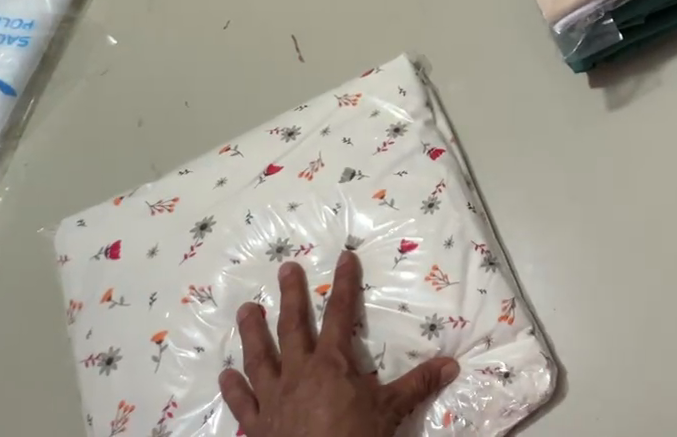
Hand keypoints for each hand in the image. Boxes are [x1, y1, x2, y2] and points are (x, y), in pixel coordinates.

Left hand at [221, 250, 457, 436]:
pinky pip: (242, 403)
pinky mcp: (256, 429)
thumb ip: (418, 384)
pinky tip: (224, 374)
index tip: (344, 257)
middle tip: (286, 268)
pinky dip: (233, 388)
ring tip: (246, 308)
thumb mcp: (390, 412)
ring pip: (259, 358)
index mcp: (331, 364)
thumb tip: (453, 364)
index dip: (344, 284)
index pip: (340, 313)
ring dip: (252, 332)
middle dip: (291, 296)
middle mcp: (298, 374)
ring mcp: (272, 401)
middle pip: (293, 327)